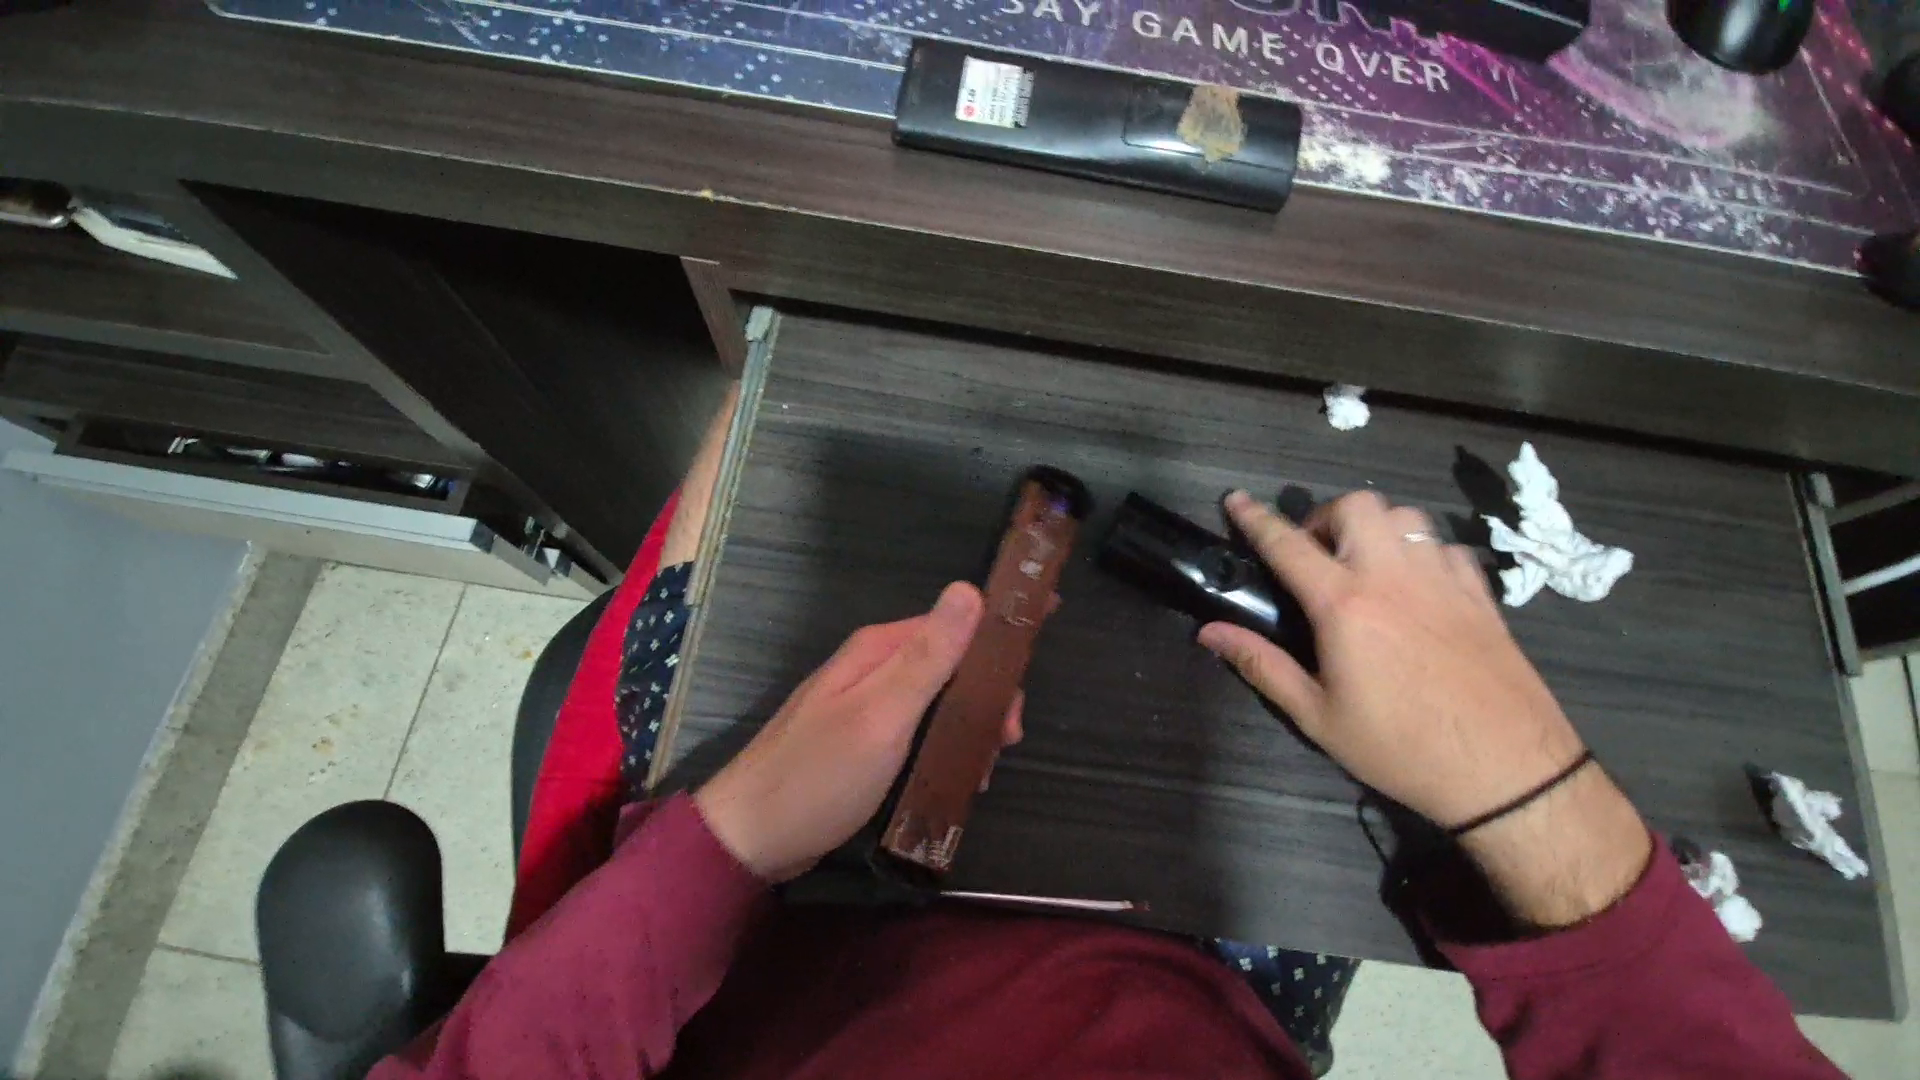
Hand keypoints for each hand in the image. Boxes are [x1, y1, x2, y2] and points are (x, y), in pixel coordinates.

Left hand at [694, 583, 1023, 882]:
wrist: (748, 837)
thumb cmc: (819, 776)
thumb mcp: (882, 716)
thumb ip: (928, 657)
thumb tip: (969, 590)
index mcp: (880, 650)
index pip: (956, 622)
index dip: (1000, 632)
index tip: (1047, 632)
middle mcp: (875, 666)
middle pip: (952, 662)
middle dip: (989, 695)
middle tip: (1008, 742)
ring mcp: (867, 703)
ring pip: (940, 699)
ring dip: (971, 726)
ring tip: (984, 771)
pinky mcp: (866, 739)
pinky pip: (921, 728)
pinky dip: (947, 746)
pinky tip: (959, 776)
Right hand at [1198, 491, 1648, 925]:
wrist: (1509, 772)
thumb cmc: (1399, 747)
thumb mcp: (1317, 716)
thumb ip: (1261, 665)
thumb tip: (1208, 632)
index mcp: (1345, 605)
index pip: (1288, 545)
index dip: (1255, 519)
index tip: (1236, 499)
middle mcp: (1393, 578)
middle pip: (1357, 506)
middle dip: (1326, 517)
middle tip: (1315, 555)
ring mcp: (1443, 581)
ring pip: (1406, 516)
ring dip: (1374, 528)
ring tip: (1362, 563)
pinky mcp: (1480, 596)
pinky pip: (1446, 547)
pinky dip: (1420, 551)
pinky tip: (1414, 584)